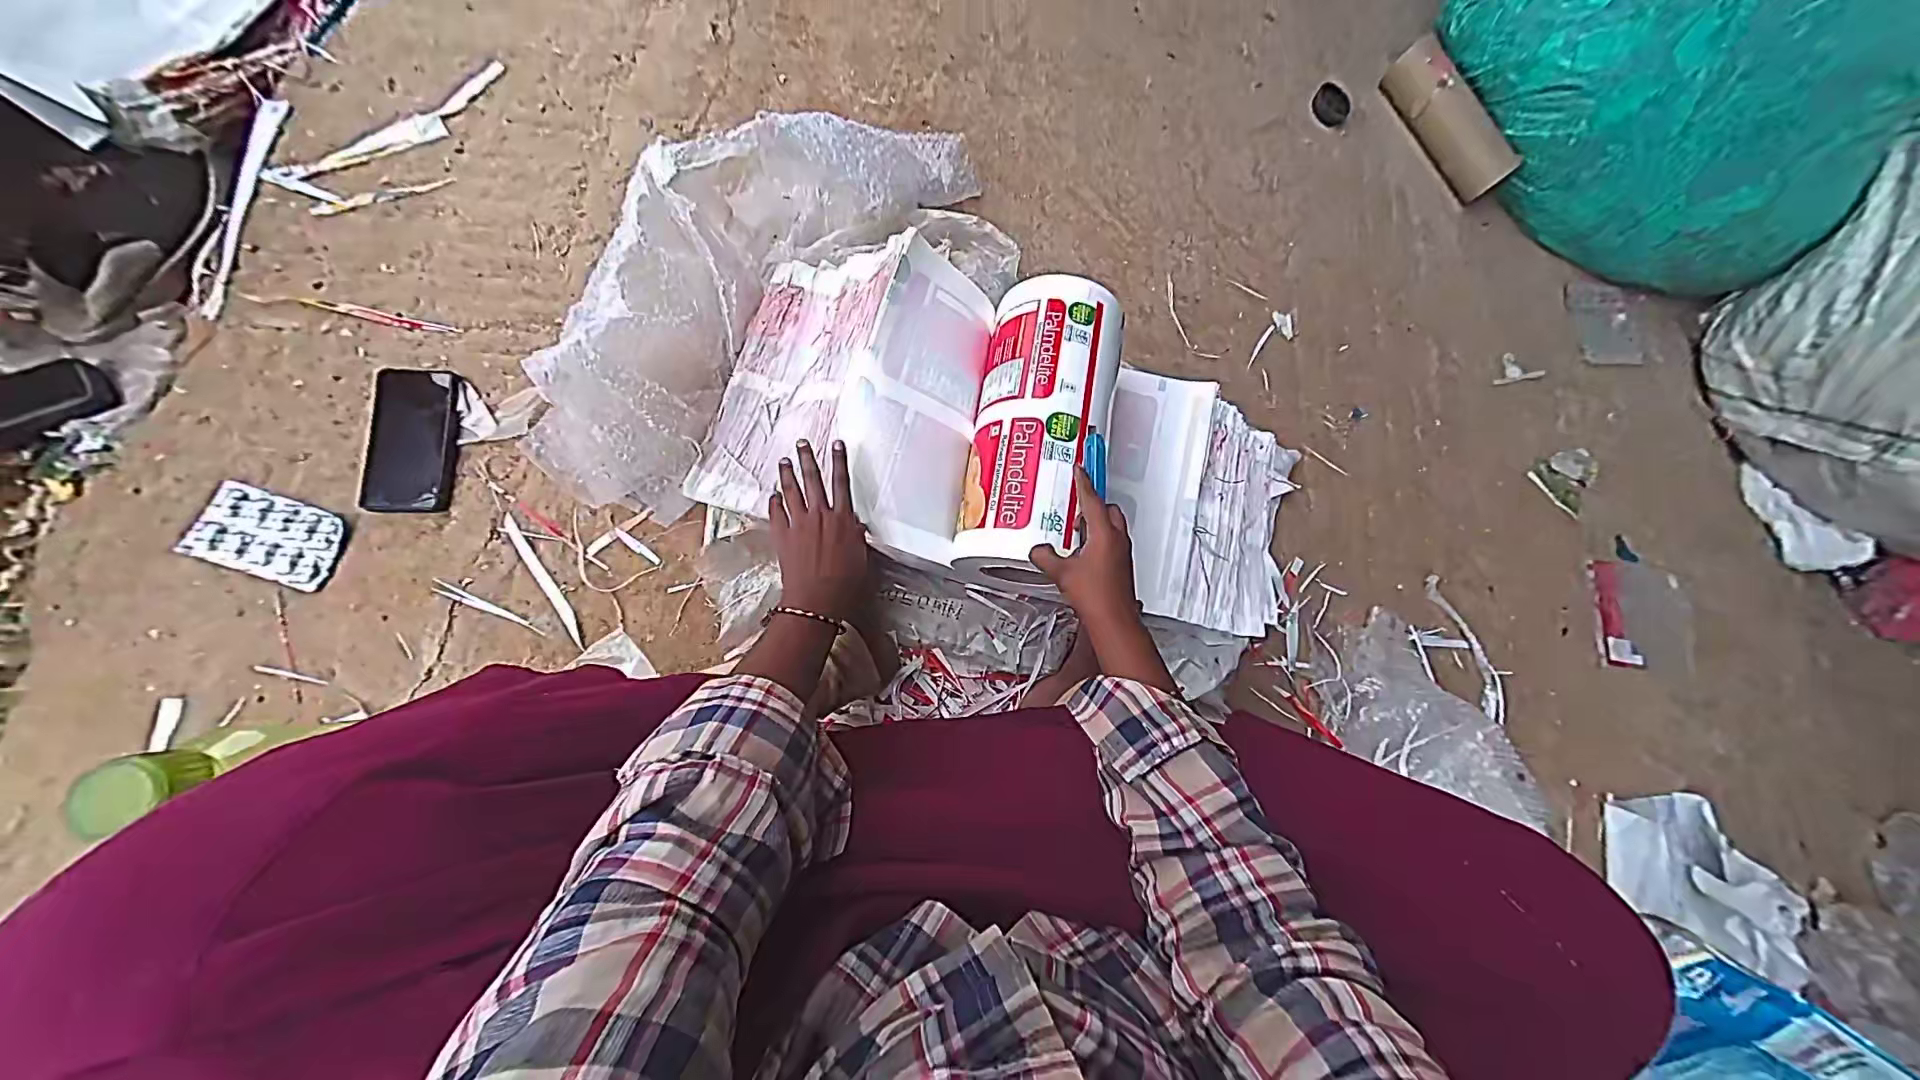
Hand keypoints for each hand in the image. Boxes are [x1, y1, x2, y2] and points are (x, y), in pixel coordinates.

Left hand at [769, 440, 866, 622]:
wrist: (817, 599)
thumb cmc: (844, 582)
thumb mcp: (860, 556)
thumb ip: (856, 535)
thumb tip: (854, 523)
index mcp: (842, 519)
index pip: (842, 483)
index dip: (839, 462)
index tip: (836, 445)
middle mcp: (820, 516)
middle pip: (813, 480)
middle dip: (808, 459)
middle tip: (802, 443)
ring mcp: (799, 524)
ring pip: (792, 491)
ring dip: (787, 474)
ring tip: (784, 461)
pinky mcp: (783, 535)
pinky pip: (777, 513)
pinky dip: (774, 502)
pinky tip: (773, 496)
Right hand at [1029, 468, 1139, 633]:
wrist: (1113, 620)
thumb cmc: (1095, 596)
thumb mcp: (1062, 573)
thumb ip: (1046, 557)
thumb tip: (1038, 550)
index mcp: (1104, 533)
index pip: (1093, 499)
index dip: (1084, 483)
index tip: (1080, 470)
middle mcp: (1117, 539)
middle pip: (1108, 509)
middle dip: (1093, 504)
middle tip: (1076, 504)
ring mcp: (1122, 552)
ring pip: (1112, 526)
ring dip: (1096, 523)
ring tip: (1076, 529)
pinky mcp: (1122, 565)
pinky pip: (1112, 542)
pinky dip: (1099, 539)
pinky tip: (1083, 552)